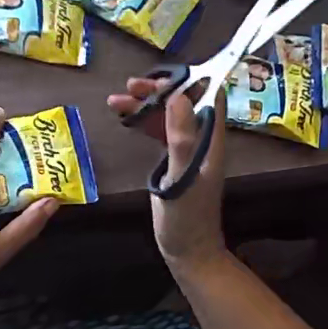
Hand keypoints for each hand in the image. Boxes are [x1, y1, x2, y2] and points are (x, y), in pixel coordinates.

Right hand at [106, 77, 227, 271]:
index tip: (159, 77)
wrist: (189, 251)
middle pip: (184, 103)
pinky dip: (145, 124)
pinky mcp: (175, 164)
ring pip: (169, 117)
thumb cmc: (188, 218)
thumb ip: (181, 139)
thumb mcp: (182, 178)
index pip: (208, 96)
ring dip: (146, 106)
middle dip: (159, 91)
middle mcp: (202, 142)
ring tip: (116, 101)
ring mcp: (188, 153)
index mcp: (211, 142)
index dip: (188, 80)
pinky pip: (161, 134)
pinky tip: (127, 120)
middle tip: (129, 87)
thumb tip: (177, 97)